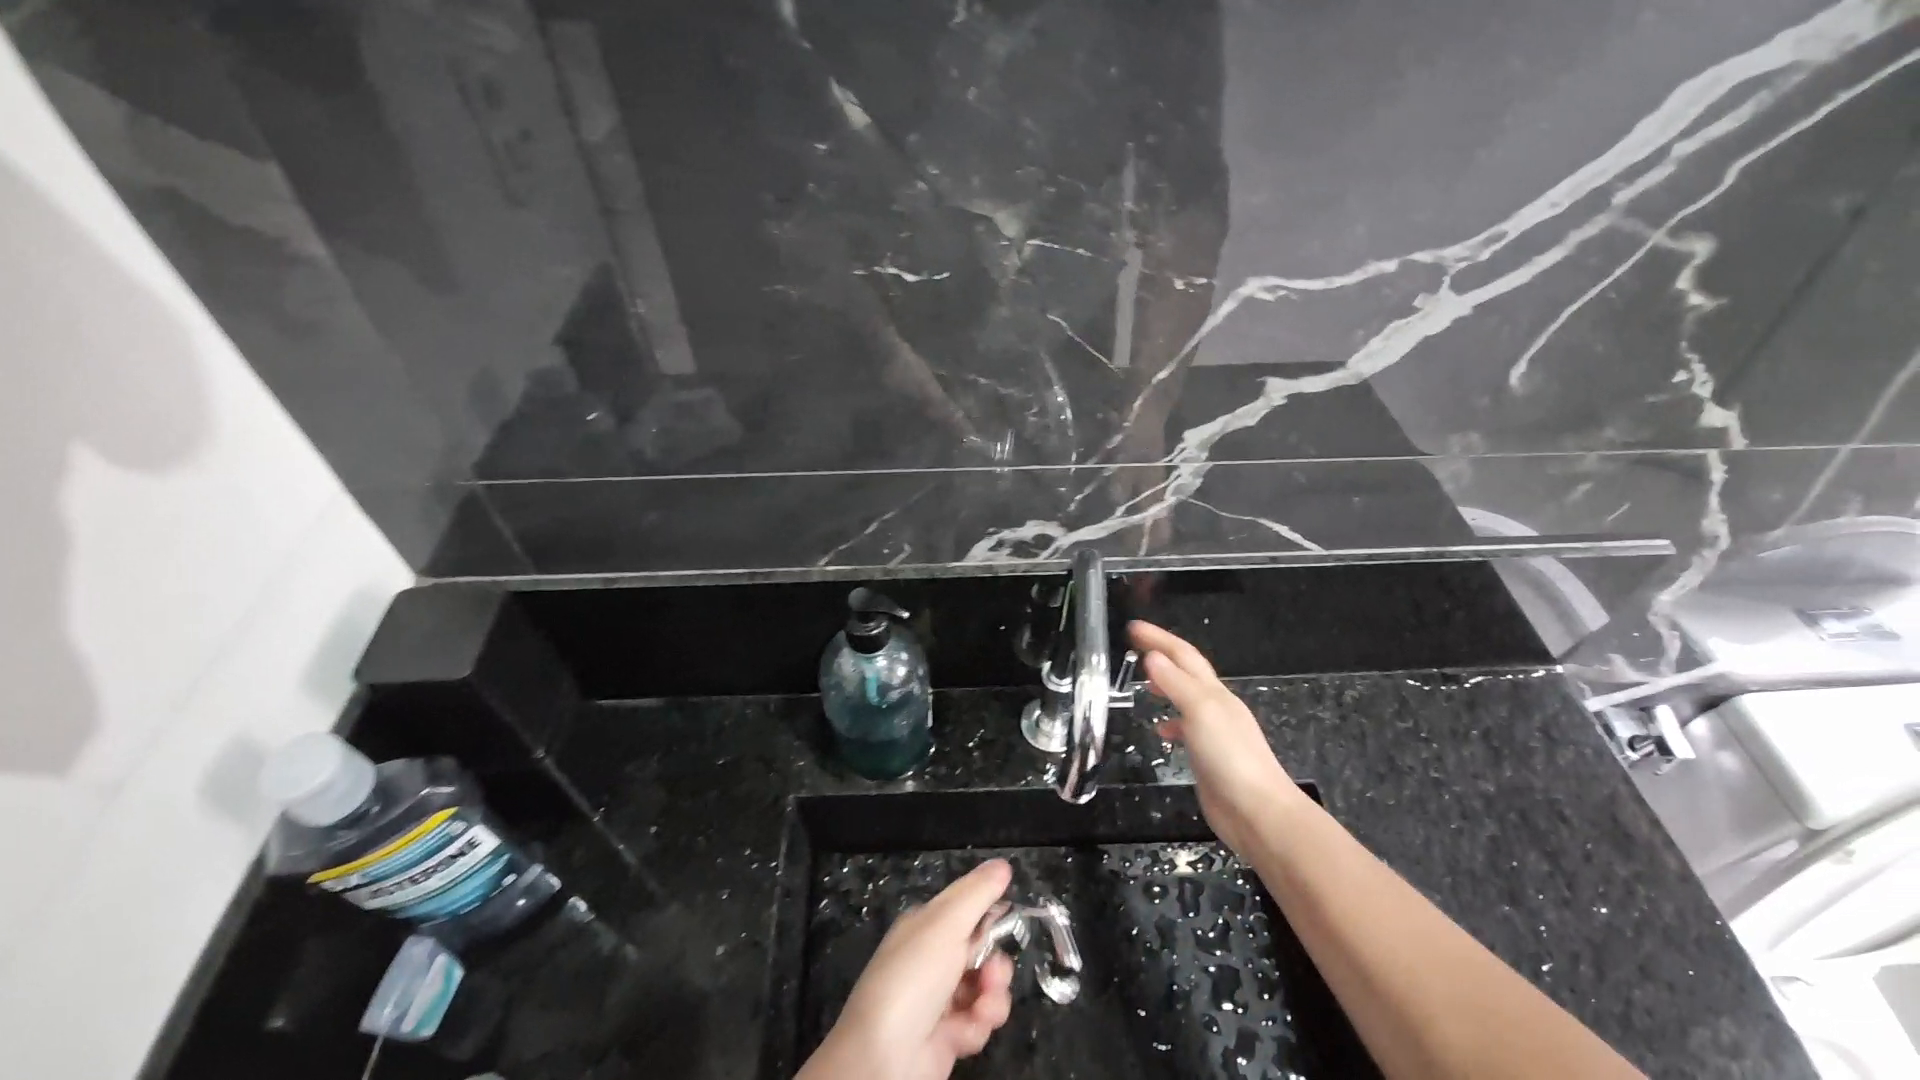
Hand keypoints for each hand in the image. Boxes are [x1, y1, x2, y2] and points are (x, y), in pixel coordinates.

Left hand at [799, 859, 1016, 1079]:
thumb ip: (977, 893)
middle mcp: (932, 959)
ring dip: (991, 1000)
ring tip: (979, 1012)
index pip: (968, 911)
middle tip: (990, 976)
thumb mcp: (945, 924)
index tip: (1004, 925)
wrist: (883, 1056)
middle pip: (984, 953)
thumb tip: (1003, 863)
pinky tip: (963, 1034)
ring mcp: (940, 999)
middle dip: (996, 967)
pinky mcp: (948, 1034)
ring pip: (986, 989)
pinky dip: (977, 1027)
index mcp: (925, 926)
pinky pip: (978, 1022)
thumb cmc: (912, 979)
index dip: (991, 920)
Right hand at [1128, 620, 1302, 853]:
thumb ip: (1175, 683)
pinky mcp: (1208, 758)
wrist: (1256, 811)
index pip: (1183, 656)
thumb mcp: (1200, 711)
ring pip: (1185, 700)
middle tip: (1135, 647)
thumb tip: (1152, 655)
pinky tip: (1160, 731)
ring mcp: (1213, 733)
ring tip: (1144, 686)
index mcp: (1214, 693)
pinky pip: (1186, 730)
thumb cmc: (1230, 757)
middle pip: (1187, 673)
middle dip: (1162, 656)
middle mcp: (1215, 708)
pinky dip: (1171, 723)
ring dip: (1166, 687)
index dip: (1158, 638)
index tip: (1132, 627)